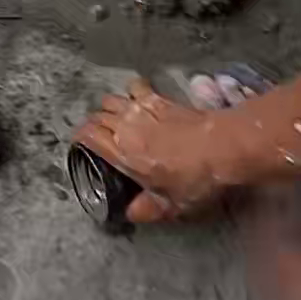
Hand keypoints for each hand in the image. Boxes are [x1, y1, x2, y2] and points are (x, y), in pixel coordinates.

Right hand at [74, 79, 237, 222]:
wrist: (220, 147)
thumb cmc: (194, 179)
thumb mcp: (172, 205)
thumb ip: (147, 210)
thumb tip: (130, 213)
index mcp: (123, 153)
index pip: (88, 134)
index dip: (80, 136)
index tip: (80, 143)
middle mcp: (126, 126)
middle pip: (97, 115)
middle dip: (94, 124)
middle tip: (101, 136)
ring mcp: (141, 108)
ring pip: (111, 99)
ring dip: (109, 108)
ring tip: (117, 119)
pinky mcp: (157, 97)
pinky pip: (134, 86)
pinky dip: (131, 92)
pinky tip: (139, 101)